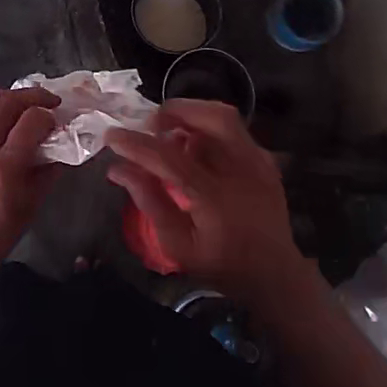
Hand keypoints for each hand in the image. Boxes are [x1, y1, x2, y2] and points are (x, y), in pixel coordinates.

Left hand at [0, 86, 60, 267]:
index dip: (48, 114)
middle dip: (32, 96)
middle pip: (6, 103)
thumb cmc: (5, 225)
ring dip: (3, 94)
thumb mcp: (36, 196)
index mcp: (4, 168)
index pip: (30, 121)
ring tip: (18, 102)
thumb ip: (51, 163)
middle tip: (46, 101)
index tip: (57, 118)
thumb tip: (65, 135)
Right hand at [104, 99, 301, 300]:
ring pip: (225, 117)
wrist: (275, 275)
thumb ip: (150, 202)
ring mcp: (260, 163)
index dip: (137, 144)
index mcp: (216, 199)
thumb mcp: (178, 245)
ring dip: (192, 116)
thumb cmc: (222, 265)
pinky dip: (209, 129)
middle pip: (212, 119)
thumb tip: (118, 169)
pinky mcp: (266, 161)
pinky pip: (234, 130)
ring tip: (170, 133)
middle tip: (150, 125)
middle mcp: (243, 172)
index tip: (112, 136)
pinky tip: (195, 147)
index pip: (170, 158)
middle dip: (175, 111)